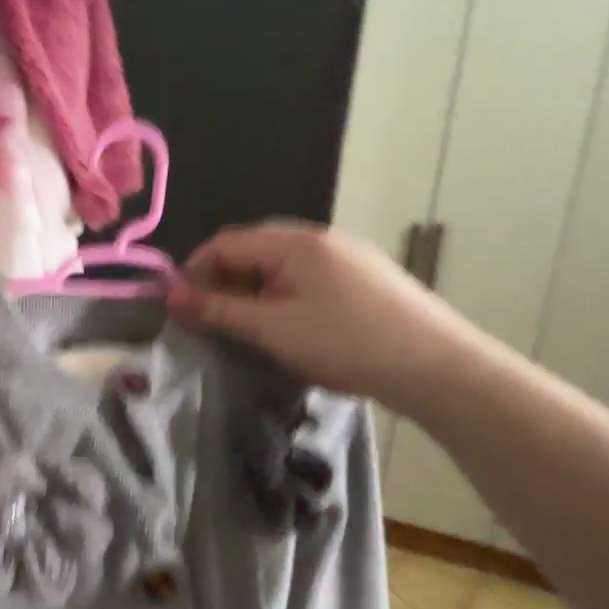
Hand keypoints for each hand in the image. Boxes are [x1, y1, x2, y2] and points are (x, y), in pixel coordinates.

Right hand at [166, 221, 485, 412]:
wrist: (438, 369)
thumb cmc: (345, 343)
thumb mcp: (271, 329)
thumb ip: (217, 310)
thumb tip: (170, 297)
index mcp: (297, 243)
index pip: (226, 242)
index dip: (193, 271)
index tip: (179, 307)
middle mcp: (321, 240)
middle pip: (251, 249)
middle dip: (220, 280)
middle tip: (206, 320)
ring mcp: (347, 258)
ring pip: (278, 266)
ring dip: (249, 291)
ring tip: (242, 328)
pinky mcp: (363, 280)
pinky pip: (303, 279)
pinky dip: (278, 297)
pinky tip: (283, 328)